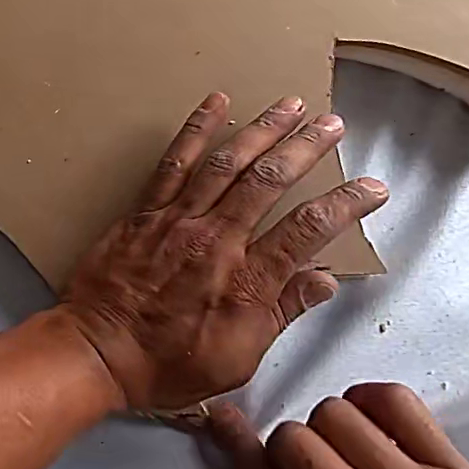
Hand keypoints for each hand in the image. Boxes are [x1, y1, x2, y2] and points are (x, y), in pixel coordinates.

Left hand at [60, 93, 387, 409]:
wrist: (97, 353)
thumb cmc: (164, 365)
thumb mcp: (236, 358)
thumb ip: (280, 313)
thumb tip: (324, 280)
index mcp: (244, 282)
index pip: (307, 231)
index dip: (345, 205)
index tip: (371, 188)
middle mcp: (214, 241)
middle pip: (269, 182)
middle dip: (306, 148)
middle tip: (333, 124)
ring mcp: (176, 222)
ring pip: (225, 164)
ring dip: (261, 130)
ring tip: (289, 105)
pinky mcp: (144, 214)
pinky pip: (172, 164)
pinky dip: (195, 131)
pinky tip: (215, 103)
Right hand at [207, 384, 468, 468]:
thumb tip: (249, 457)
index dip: (235, 442)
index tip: (222, 418)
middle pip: (295, 441)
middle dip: (288, 446)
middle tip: (306, 462)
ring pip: (336, 413)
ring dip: (327, 426)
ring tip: (342, 447)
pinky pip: (395, 401)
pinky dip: (369, 401)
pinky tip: (368, 423)